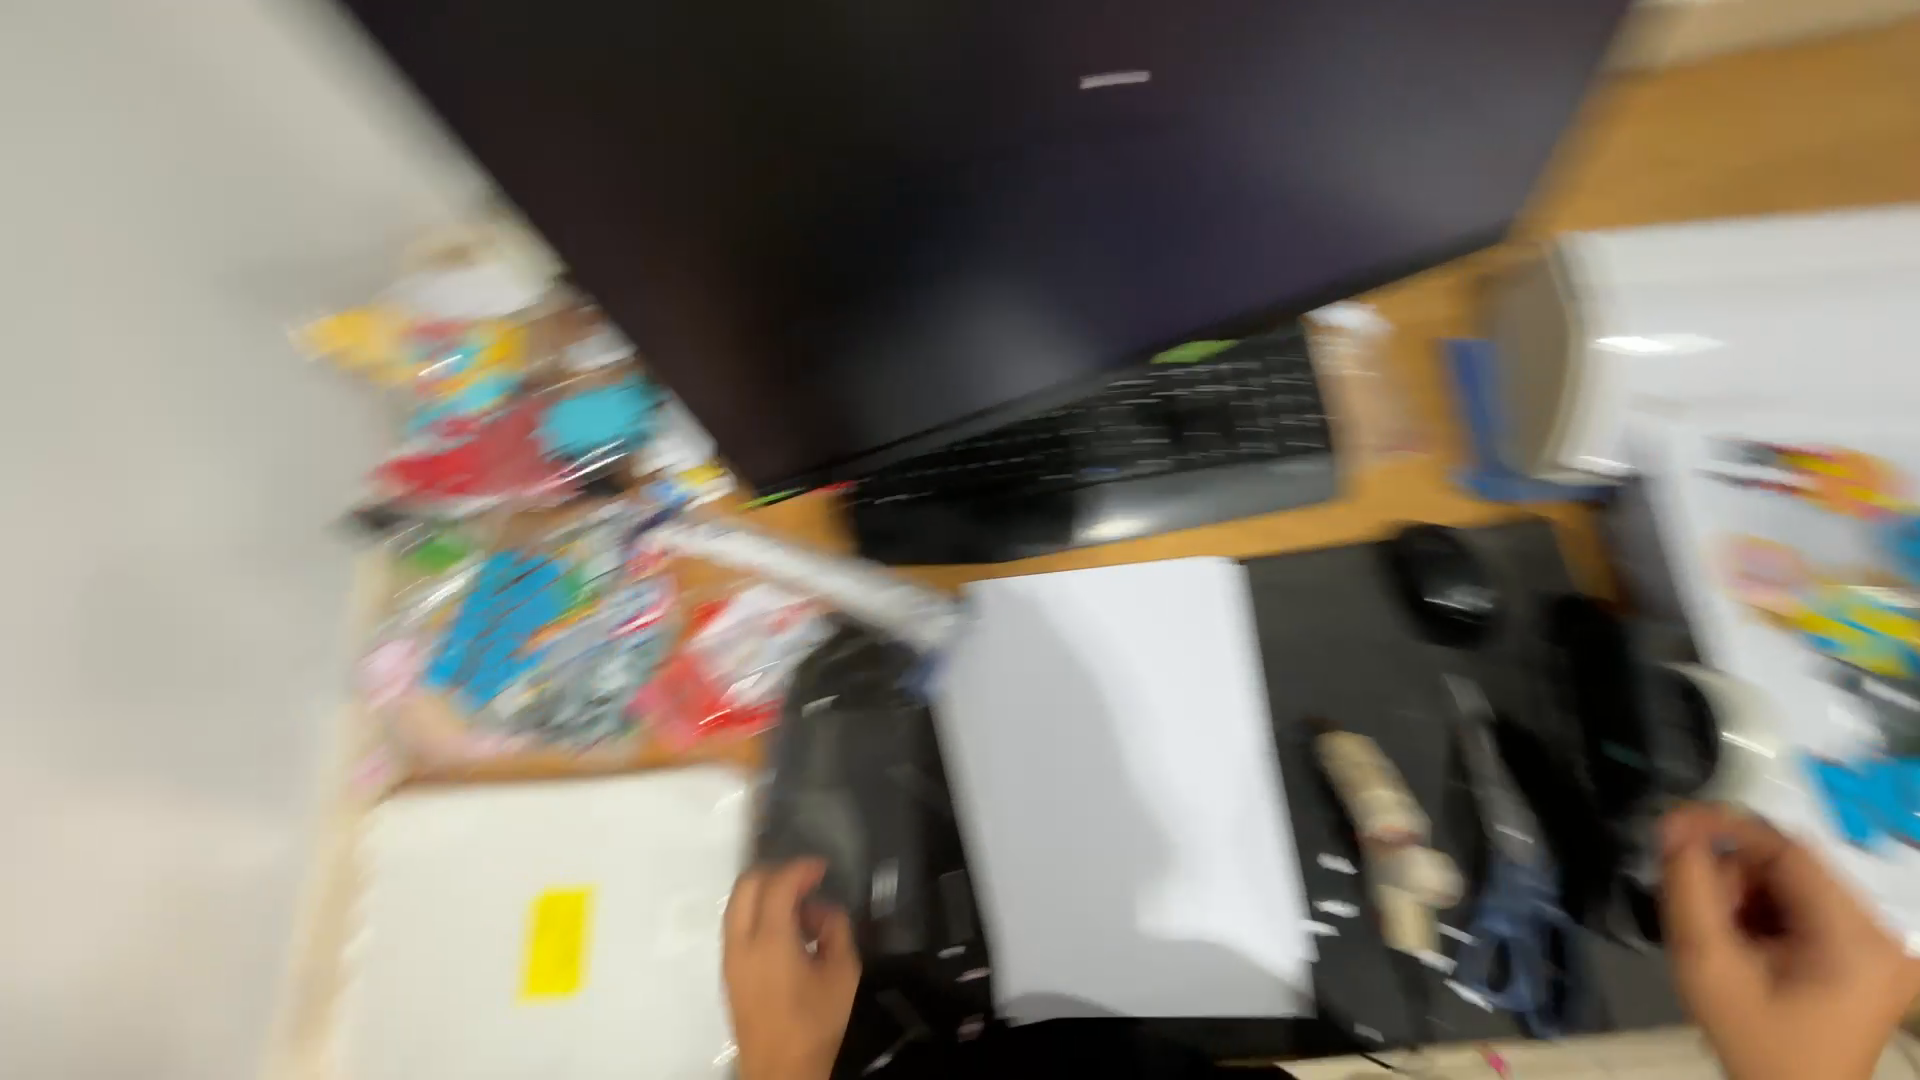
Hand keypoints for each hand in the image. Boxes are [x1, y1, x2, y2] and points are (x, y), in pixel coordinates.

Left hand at [724, 859, 861, 1079]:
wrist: (781, 1075)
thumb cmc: (815, 1025)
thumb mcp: (843, 973)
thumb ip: (836, 929)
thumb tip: (822, 912)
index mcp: (769, 941)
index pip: (778, 884)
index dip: (801, 868)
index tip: (822, 868)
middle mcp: (741, 944)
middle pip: (747, 884)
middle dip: (777, 873)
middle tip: (807, 881)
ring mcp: (729, 959)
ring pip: (737, 903)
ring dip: (765, 893)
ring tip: (799, 908)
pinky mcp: (728, 974)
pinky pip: (737, 925)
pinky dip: (757, 912)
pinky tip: (786, 930)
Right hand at [1660, 804, 1919, 1079]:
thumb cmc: (1750, 1032)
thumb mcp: (1705, 957)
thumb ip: (1688, 885)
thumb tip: (1672, 826)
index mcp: (1856, 937)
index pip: (1789, 849)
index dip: (1725, 824)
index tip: (1669, 822)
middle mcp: (1880, 933)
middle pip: (1787, 865)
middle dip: (1729, 874)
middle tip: (1697, 907)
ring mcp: (1875, 943)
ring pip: (1787, 880)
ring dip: (1739, 891)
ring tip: (1719, 931)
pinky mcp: (1862, 950)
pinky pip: (1797, 901)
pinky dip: (1757, 908)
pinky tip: (1741, 937)